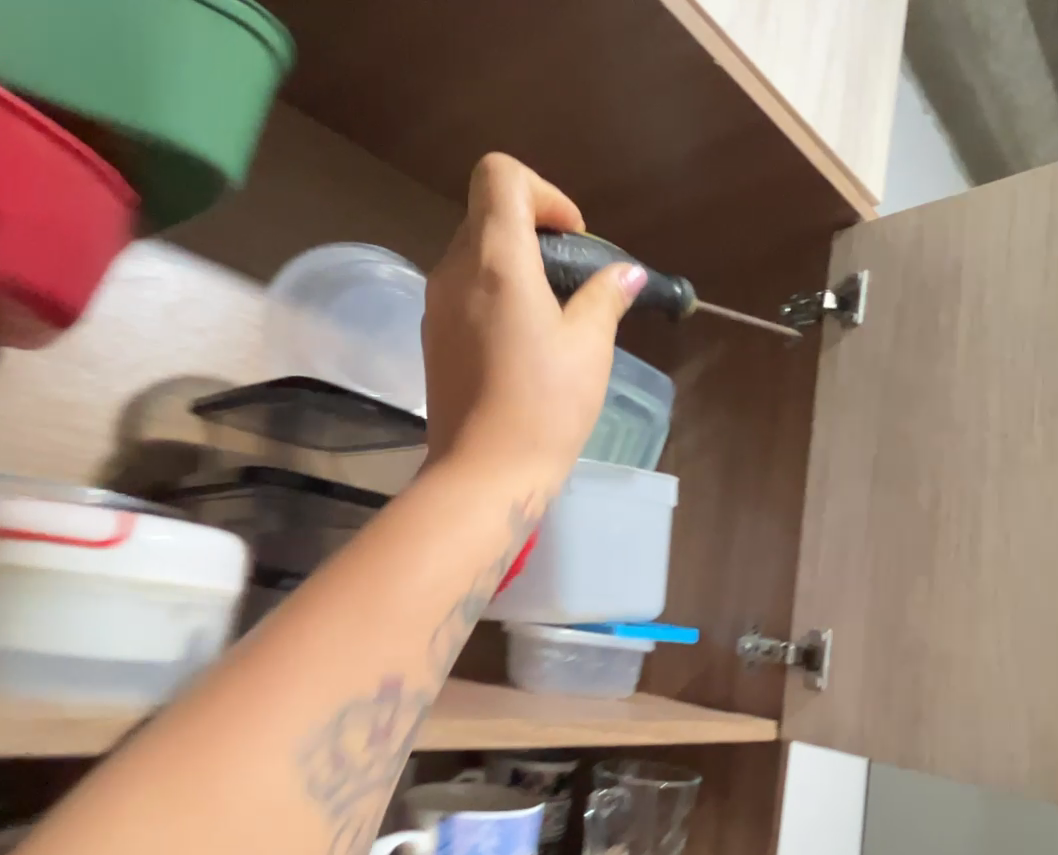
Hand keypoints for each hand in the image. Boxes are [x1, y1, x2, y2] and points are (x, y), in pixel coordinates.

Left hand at [421, 154, 646, 478]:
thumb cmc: (545, 406)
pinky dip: (495, 295)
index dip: (544, 193)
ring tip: (553, 316)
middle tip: (573, 280)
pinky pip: (464, 292)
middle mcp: (454, 271)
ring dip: (515, 265)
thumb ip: (606, 297)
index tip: (573, 240)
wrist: (484, 474)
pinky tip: (523, 344)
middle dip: (534, 232)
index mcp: (495, 260)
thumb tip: (626, 273)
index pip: (500, 176)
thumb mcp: (589, 347)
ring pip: (474, 255)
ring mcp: (436, 305)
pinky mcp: (432, 337)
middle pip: (487, 214)